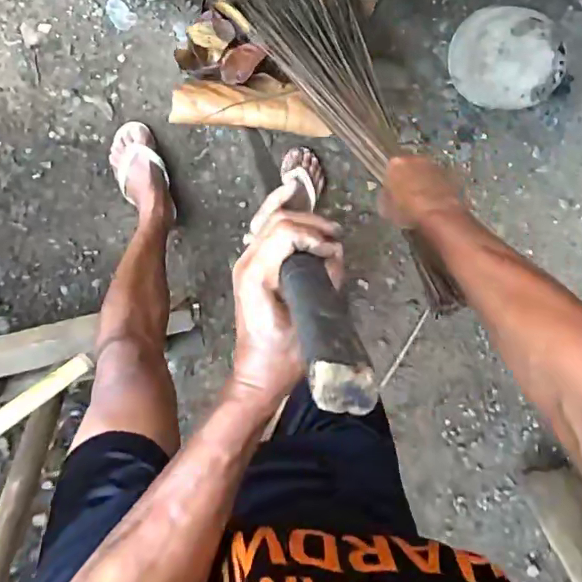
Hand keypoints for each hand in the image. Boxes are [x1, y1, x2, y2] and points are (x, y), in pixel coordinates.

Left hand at [229, 209, 343, 400]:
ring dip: (299, 217)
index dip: (313, 235)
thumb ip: (324, 283)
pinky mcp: (252, 266)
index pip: (285, 232)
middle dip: (310, 222)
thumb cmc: (282, 355)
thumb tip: (334, 253)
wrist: (259, 374)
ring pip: (270, 219)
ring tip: (326, 228)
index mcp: (256, 275)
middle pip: (277, 220)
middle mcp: (247, 262)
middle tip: (335, 235)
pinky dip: (283, 218)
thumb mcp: (308, 321)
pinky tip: (296, 208)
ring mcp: (246, 262)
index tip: (332, 250)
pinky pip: (266, 231)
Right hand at [380, 155, 465, 229]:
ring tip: (423, 201)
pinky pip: (438, 179)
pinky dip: (436, 187)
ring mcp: (433, 165)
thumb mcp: (388, 208)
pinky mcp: (449, 174)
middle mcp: (414, 159)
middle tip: (408, 197)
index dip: (391, 183)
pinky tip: (435, 202)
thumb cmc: (409, 211)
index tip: (393, 194)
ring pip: (424, 172)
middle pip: (409, 167)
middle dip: (408, 179)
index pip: (390, 169)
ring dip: (423, 182)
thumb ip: (386, 197)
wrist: (440, 214)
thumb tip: (387, 197)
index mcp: (395, 164)